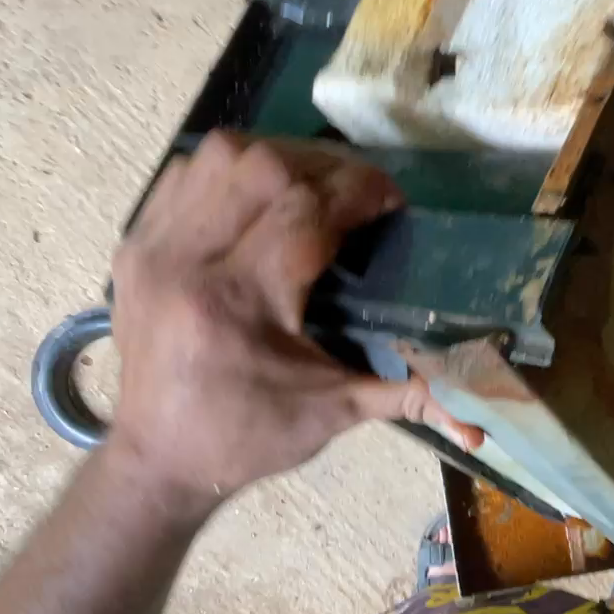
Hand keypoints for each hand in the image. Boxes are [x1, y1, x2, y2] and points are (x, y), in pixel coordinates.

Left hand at [106, 131, 481, 509]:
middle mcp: (187, 258)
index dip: (358, 192)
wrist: (159, 457)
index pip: (304, 211)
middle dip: (326, 167)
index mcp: (240, 301)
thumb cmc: (248, 437)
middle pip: (262, 167)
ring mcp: (152, 244)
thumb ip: (407, 397)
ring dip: (280, 159)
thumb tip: (478, 421)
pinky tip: (265, 196)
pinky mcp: (135, 242)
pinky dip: (234, 171)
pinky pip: (186, 172)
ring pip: (219, 156)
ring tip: (319, 185)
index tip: (393, 200)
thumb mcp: (334, 414)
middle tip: (364, 192)